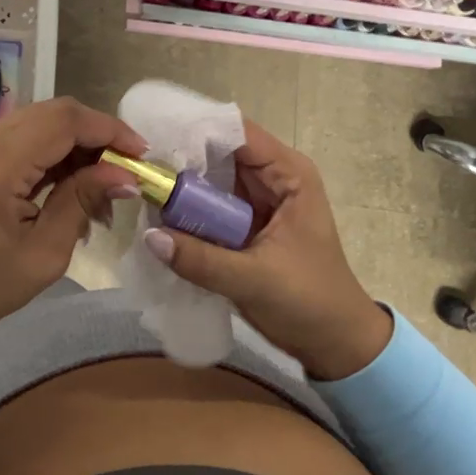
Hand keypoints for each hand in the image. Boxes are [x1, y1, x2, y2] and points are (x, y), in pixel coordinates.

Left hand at [0, 97, 145, 347]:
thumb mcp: (41, 254)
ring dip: (78, 148)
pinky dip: (55, 156)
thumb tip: (124, 175)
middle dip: (98, 137)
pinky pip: (26, 138)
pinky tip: (74, 192)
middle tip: (126, 175)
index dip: (109, 130)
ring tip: (103, 196)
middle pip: (57, 113)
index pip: (66, 120)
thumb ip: (81, 202)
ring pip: (43, 123)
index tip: (142, 156)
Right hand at [143, 121, 392, 380]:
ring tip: (140, 182)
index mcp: (289, 174)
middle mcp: (272, 177)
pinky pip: (209, 204)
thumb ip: (201, 258)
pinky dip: (186, 206)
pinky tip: (154, 209)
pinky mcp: (244, 223)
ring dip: (180, 181)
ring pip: (211, 177)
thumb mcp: (254, 280)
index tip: (156, 135)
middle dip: (181, 155)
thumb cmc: (310, 303)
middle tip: (139, 163)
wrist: (336, 346)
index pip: (237, 131)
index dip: (197, 128)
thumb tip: (149, 236)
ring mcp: (257, 200)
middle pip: (218, 150)